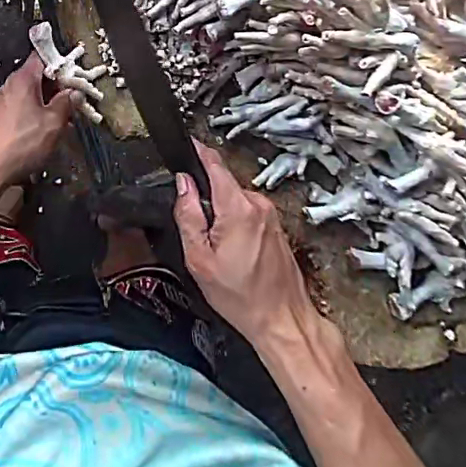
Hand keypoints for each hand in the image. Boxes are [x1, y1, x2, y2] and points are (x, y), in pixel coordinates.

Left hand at [0, 54, 74, 190]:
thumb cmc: (23, 142)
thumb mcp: (54, 122)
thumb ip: (67, 103)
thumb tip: (73, 92)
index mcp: (23, 79)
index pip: (42, 57)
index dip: (61, 63)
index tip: (77, 73)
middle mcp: (11, 86)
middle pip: (38, 76)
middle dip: (59, 86)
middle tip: (77, 98)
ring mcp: (5, 101)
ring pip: (32, 93)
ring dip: (50, 102)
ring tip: (68, 116)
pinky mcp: (2, 117)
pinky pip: (24, 107)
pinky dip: (39, 112)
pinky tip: (50, 128)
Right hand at [173, 141, 321, 356]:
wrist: (283, 322)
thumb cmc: (242, 296)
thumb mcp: (198, 257)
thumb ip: (187, 214)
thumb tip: (183, 184)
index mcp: (238, 208)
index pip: (214, 163)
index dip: (197, 151)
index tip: (185, 144)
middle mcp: (258, 206)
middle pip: (221, 183)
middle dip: (204, 196)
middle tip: (196, 228)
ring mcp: (270, 216)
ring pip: (233, 198)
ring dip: (219, 212)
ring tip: (216, 247)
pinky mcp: (275, 226)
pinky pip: (246, 212)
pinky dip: (233, 222)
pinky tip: (232, 251)